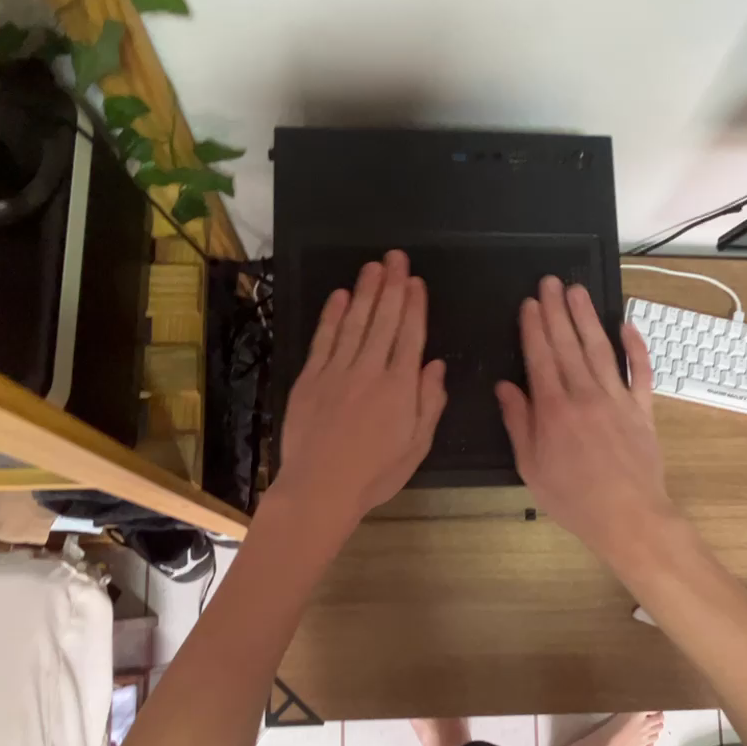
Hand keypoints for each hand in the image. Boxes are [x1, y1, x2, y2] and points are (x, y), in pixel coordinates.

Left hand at [272, 250, 446, 528]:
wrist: (320, 488)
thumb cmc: (375, 474)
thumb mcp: (417, 446)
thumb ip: (430, 403)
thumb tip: (436, 365)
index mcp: (400, 387)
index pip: (410, 336)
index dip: (414, 306)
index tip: (416, 281)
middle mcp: (370, 370)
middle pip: (383, 320)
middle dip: (391, 286)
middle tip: (395, 258)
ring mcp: (337, 372)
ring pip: (354, 323)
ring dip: (365, 292)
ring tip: (373, 267)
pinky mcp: (310, 379)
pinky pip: (324, 340)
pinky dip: (332, 316)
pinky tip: (340, 297)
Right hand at [496, 276, 677, 560]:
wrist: (628, 516)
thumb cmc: (573, 499)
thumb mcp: (531, 467)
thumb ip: (519, 423)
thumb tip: (506, 388)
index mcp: (554, 409)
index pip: (541, 357)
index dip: (534, 327)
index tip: (530, 303)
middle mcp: (585, 395)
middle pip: (569, 344)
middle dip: (557, 311)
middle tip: (550, 282)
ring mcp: (617, 399)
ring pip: (601, 348)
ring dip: (588, 317)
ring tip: (578, 291)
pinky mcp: (642, 409)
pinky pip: (641, 371)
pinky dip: (636, 346)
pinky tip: (627, 325)